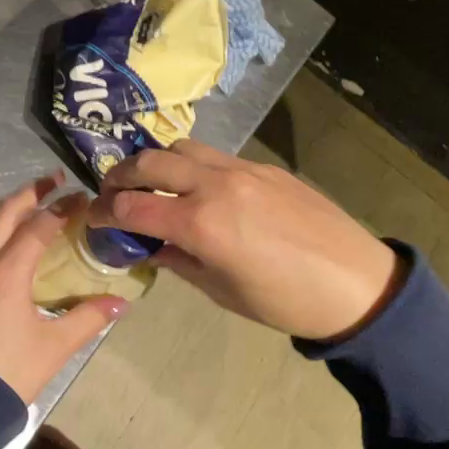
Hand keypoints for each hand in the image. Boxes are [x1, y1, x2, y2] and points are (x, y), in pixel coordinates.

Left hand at [0, 176, 127, 401]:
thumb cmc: (8, 374)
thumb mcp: (54, 348)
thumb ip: (87, 319)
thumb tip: (120, 302)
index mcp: (8, 270)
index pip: (40, 225)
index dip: (63, 208)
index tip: (81, 198)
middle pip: (4, 211)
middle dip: (30, 193)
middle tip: (52, 182)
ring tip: (14, 208)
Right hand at [92, 140, 403, 340]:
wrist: (357, 283)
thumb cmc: (286, 301)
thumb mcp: (223, 292)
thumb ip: (179, 261)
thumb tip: (150, 246)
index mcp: (201, 224)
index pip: (133, 207)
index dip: (104, 212)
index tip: (91, 217)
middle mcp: (214, 185)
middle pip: (149, 163)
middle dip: (120, 175)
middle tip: (110, 192)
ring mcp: (240, 169)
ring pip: (181, 147)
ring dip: (155, 161)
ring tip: (149, 181)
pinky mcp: (262, 166)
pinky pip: (213, 154)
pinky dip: (190, 163)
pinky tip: (195, 186)